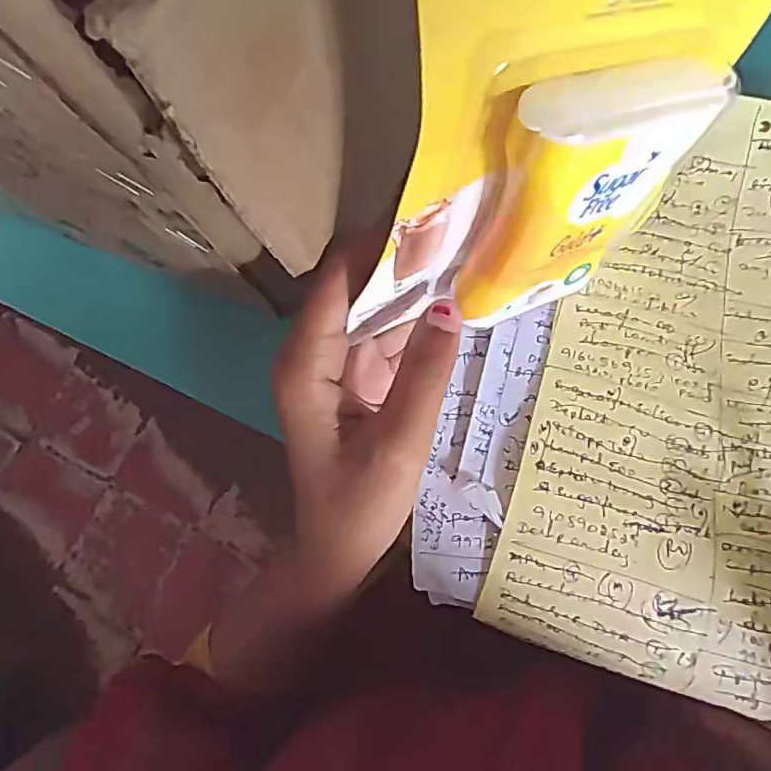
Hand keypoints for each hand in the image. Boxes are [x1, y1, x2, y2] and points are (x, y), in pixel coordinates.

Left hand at [272, 255, 461, 594]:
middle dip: (401, 259)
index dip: (375, 245)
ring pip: (375, 307)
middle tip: (456, 231)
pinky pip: (388, 334)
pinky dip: (417, 319)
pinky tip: (453, 302)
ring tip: (463, 255)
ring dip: (413, 286)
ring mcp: (337, 363)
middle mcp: (315, 352)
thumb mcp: (399, 444)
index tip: (424, 218)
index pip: (336, 281)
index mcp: (307, 363)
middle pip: (355, 286)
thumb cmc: (358, 506)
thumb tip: (451, 308)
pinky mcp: (359, 375)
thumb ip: (426, 375)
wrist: (336, 552)